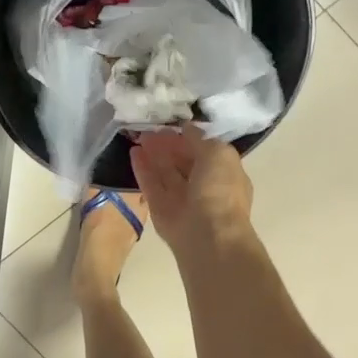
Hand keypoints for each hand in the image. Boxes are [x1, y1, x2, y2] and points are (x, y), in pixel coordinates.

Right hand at [129, 123, 253, 253]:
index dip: (189, 137)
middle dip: (168, 144)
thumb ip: (200, 139)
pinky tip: (133, 151)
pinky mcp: (159, 206)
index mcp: (223, 174)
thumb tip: (186, 127)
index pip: (205, 151)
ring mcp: (180, 197)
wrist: (207, 234)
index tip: (172, 122)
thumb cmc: (219, 190)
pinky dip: (142, 167)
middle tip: (151, 127)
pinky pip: (150, 183)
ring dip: (153, 153)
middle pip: (182, 160)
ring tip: (140, 135)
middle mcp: (203, 186)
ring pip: (165, 171)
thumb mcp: (219, 154)